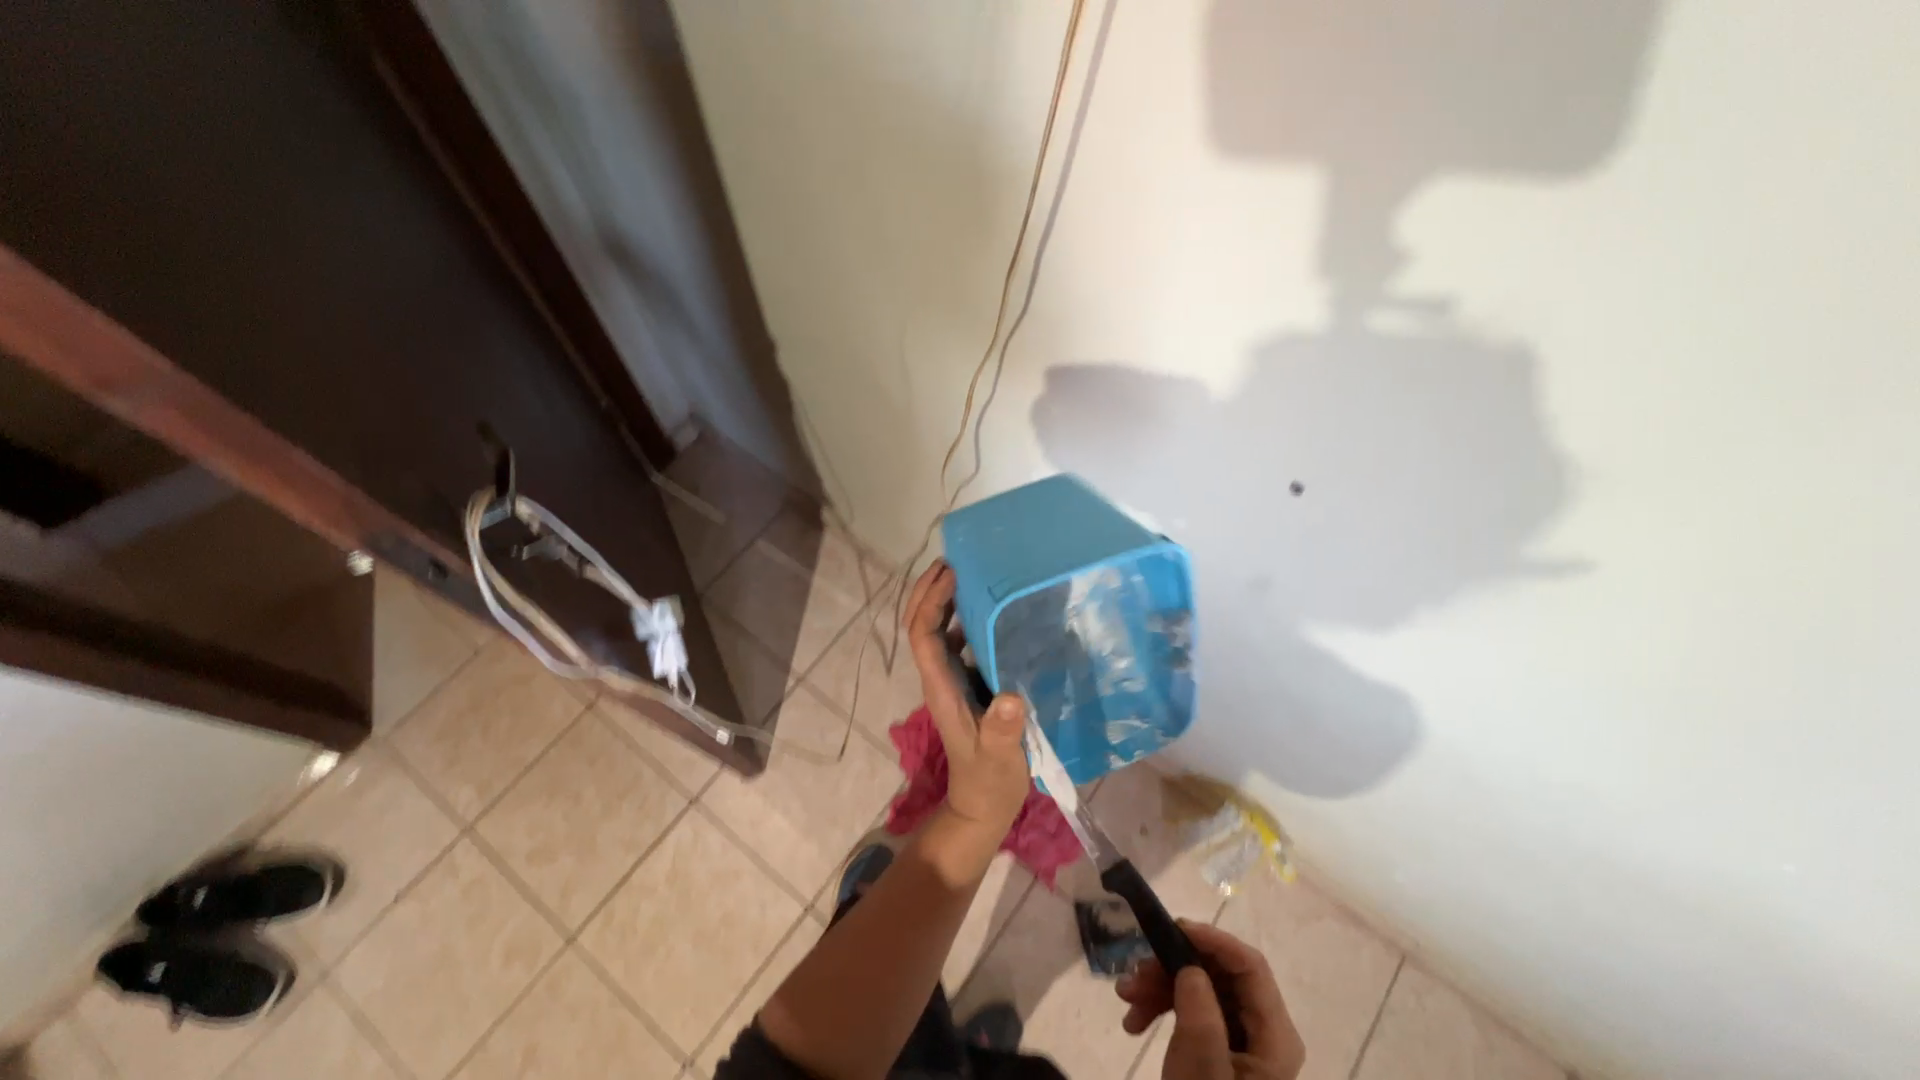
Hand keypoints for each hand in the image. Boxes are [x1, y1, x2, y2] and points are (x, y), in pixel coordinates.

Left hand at [906, 559, 1032, 832]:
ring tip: (969, 574)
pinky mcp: (966, 686)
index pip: (922, 636)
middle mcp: (940, 678)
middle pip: (920, 626)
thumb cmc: (990, 782)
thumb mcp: (1001, 758)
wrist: (982, 807)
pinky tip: (990, 609)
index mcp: (941, 688)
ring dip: (944, 601)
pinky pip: (957, 644)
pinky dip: (965, 620)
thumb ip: (1003, 731)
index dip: (930, 601)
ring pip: (936, 632)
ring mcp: (951, 681)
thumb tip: (1010, 698)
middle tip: (953, 561)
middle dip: (929, 592)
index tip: (951, 573)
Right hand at [1116, 921, 1304, 1079]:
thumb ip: (1199, 1011)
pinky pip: (1193, 1013)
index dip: (1213, 940)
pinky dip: (1162, 1009)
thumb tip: (1190, 966)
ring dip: (1160, 987)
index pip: (1251, 967)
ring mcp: (1242, 1044)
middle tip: (1133, 976)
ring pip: (1202, 991)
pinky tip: (1134, 1022)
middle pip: (1221, 977)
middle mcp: (1264, 1033)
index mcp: (1275, 1036)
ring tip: (1124, 999)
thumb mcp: (1201, 1068)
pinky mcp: (1221, 1053)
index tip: (1170, 928)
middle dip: (1174, 968)